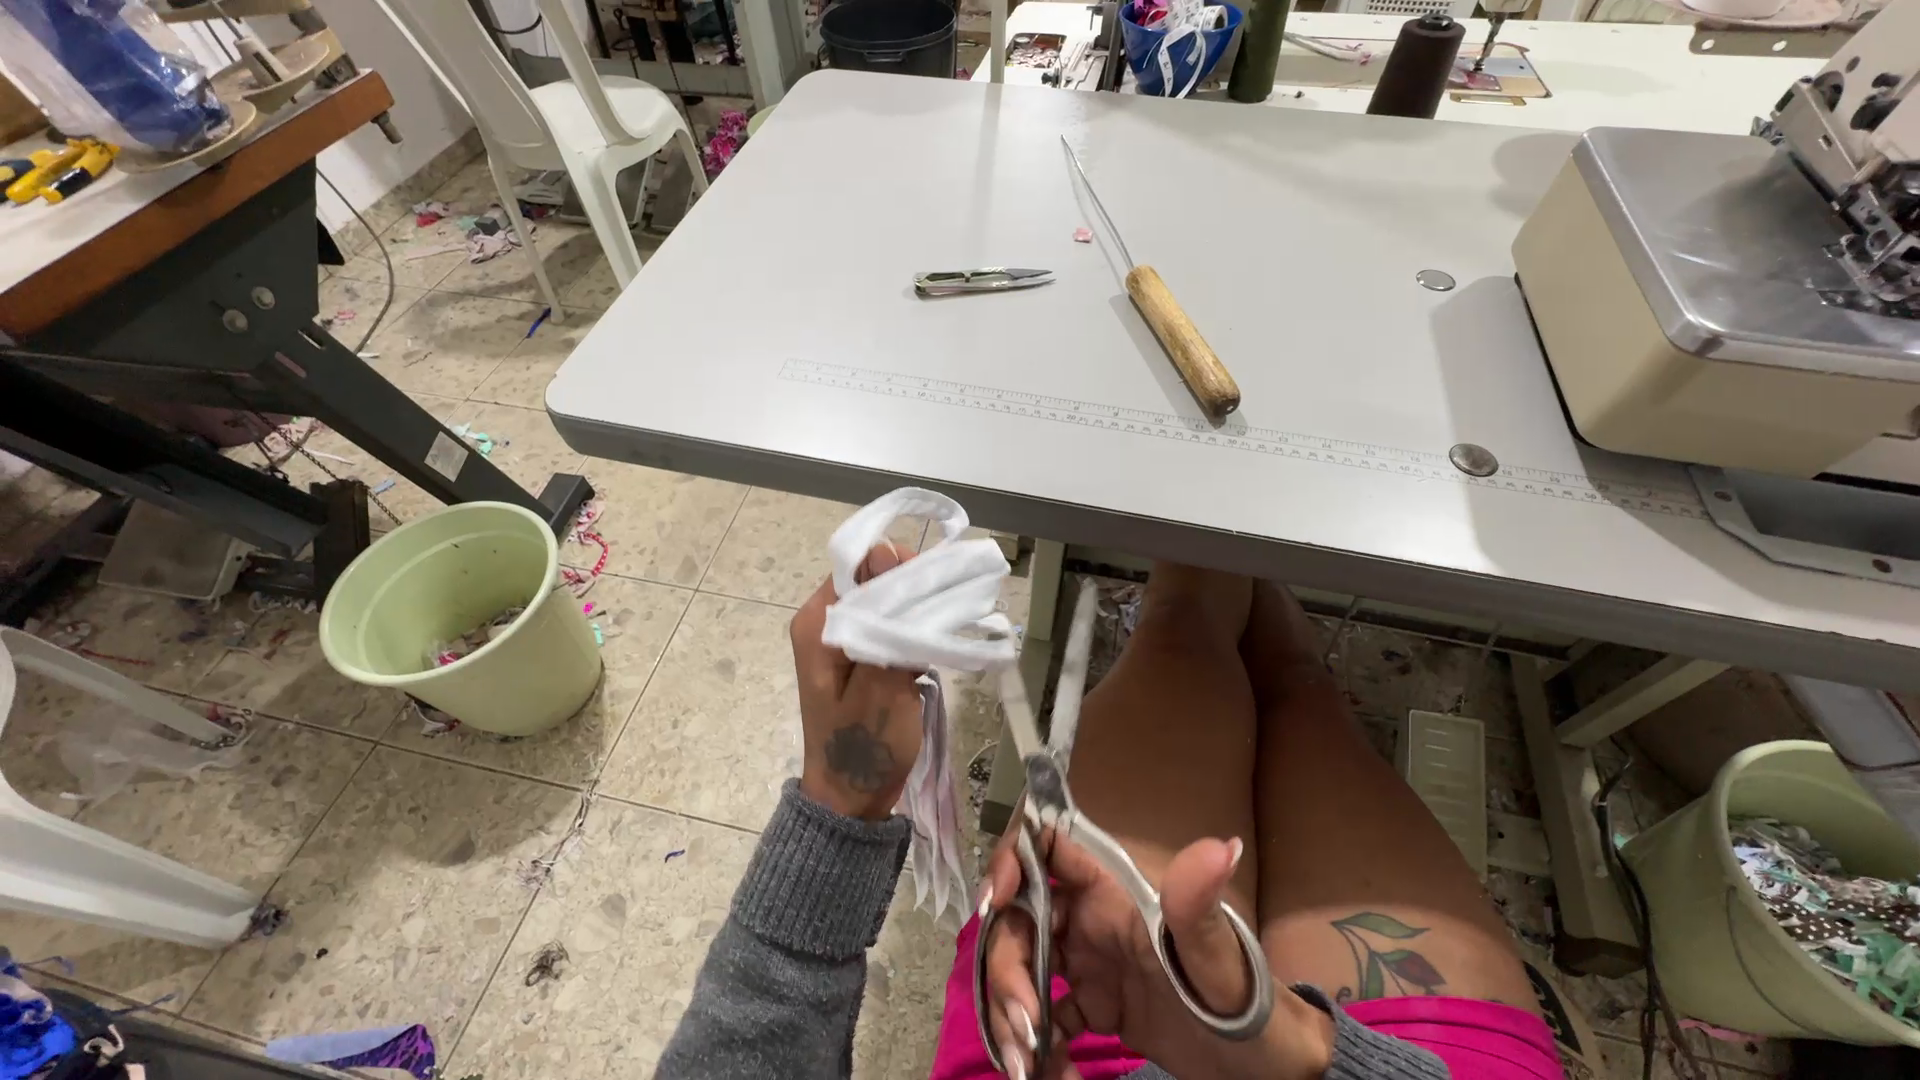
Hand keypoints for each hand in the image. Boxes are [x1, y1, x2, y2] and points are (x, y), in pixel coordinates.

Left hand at [790, 543, 926, 820]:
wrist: (852, 800)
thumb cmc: (864, 748)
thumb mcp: (880, 683)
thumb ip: (885, 618)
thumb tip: (886, 551)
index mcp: (819, 622)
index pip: (860, 565)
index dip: (899, 568)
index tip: (933, 588)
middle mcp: (825, 621)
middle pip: (875, 579)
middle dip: (913, 589)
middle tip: (946, 611)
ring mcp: (843, 637)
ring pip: (887, 600)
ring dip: (917, 608)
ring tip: (946, 626)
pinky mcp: (861, 653)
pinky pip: (889, 622)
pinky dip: (913, 627)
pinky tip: (934, 642)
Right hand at [980, 828, 1334, 1079]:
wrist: (1270, 1070)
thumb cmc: (1248, 1007)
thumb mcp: (1221, 964)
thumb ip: (1201, 910)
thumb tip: (1221, 847)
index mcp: (1115, 896)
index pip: (1049, 849)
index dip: (1012, 859)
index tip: (996, 901)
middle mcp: (1092, 921)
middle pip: (1020, 919)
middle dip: (1006, 966)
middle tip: (1024, 1027)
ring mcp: (1089, 963)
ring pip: (1022, 965)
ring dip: (1011, 1011)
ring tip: (1029, 1068)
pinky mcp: (1092, 1007)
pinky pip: (1043, 1015)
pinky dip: (1035, 1045)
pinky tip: (1048, 1076)